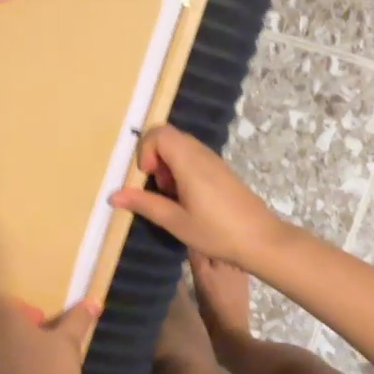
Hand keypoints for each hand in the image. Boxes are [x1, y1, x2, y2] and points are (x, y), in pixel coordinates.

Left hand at [0, 294, 100, 373]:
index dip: (21, 304)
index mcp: (7, 323)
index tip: (42, 318)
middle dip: (26, 328)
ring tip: (48, 360)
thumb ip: (79, 319)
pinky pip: (6, 368)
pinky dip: (20, 368)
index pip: (1, 300)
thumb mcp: (69, 341)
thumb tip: (94, 300)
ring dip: (23, 348)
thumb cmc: (50, 369)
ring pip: (5, 346)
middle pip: (4, 324)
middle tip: (50, 337)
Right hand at [107, 125, 289, 268]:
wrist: (261, 240)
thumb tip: (113, 195)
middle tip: (158, 188)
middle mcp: (202, 153)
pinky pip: (193, 157)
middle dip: (154, 158)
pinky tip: (188, 200)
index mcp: (189, 161)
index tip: (148, 178)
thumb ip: (144, 204)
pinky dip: (182, 170)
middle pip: (169, 136)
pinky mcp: (221, 170)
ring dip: (168, 166)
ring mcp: (214, 160)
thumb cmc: (216, 232)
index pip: (159, 133)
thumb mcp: (176, 222)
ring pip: (181, 147)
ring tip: (172, 196)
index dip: (145, 151)